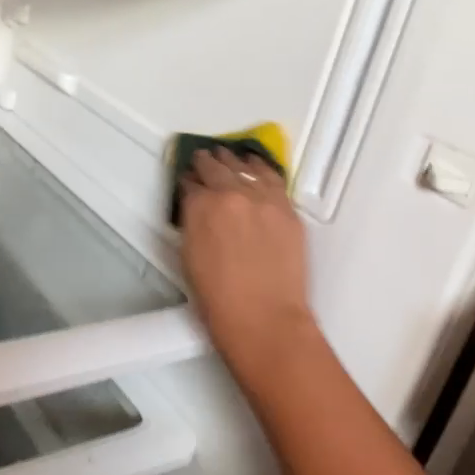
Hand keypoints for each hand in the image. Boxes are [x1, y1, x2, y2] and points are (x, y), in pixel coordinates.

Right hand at [178, 147, 313, 369]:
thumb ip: (193, 225)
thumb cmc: (217, 300)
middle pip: (216, 168)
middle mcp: (230, 194)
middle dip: (207, 164)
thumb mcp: (188, 257)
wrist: (264, 318)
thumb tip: (197, 211)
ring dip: (233, 162)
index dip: (187, 182)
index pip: (189, 184)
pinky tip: (256, 166)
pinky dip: (260, 169)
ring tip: (227, 156)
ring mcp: (263, 199)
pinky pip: (272, 178)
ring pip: (244, 168)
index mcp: (199, 208)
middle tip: (203, 159)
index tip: (187, 181)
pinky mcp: (286, 208)